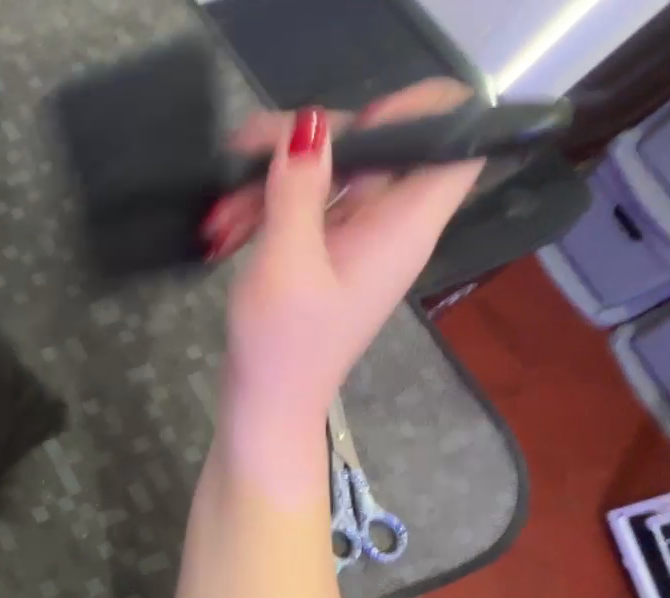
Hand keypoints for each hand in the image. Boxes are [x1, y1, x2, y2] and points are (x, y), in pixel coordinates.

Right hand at [210, 80, 483, 421]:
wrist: (266, 410)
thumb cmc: (283, 347)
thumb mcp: (284, 266)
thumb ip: (296, 193)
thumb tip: (307, 125)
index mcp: (405, 223)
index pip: (451, 136)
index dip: (409, 114)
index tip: (337, 132)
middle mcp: (391, 223)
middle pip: (370, 150)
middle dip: (301, 153)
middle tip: (239, 166)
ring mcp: (355, 240)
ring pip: (326, 179)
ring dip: (267, 188)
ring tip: (218, 223)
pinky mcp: (322, 256)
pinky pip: (303, 211)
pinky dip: (263, 214)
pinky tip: (223, 236)